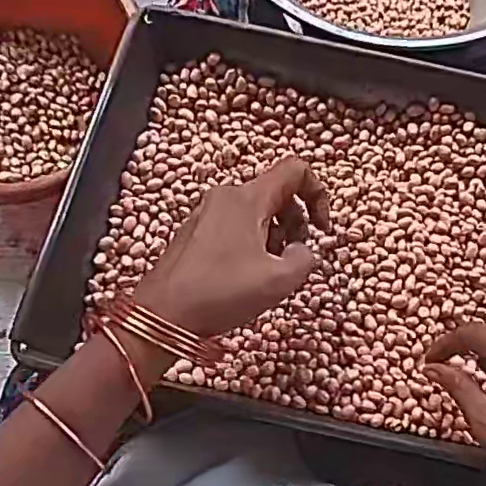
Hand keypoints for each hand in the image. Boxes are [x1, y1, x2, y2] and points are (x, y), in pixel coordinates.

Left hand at [133, 158, 331, 337]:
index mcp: (248, 198)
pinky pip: (233, 229)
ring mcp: (205, 215)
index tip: (322, 231)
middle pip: (276, 194)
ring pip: (254, 214)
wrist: (163, 314)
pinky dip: (250, 246)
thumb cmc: (221, 293)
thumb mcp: (279, 281)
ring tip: (269, 273)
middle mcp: (225, 197)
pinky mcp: (193, 235)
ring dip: (273, 238)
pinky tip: (243, 279)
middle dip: (296, 224)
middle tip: (293, 259)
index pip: (295, 170)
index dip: (319, 196)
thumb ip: (305, 259)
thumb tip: (303, 251)